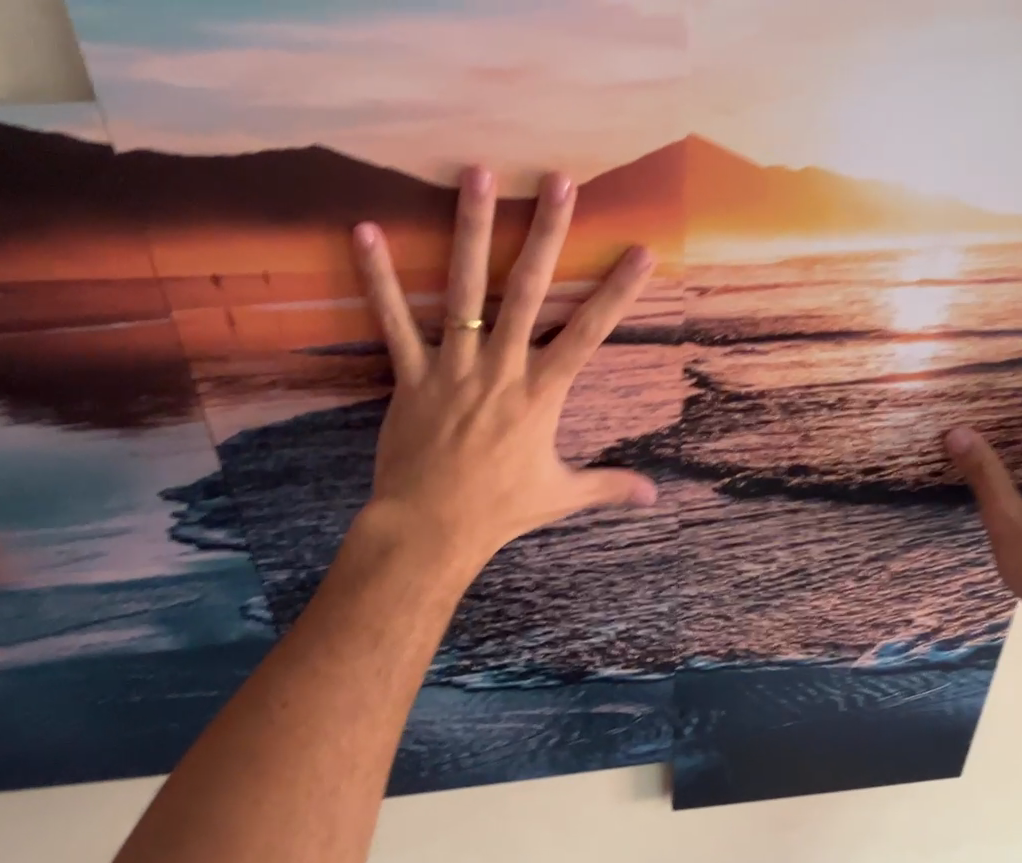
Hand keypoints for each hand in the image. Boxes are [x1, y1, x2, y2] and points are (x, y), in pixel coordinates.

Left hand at [350, 166, 657, 569]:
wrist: (433, 529)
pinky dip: (379, 279)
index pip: (589, 334)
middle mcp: (501, 370)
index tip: (641, 251)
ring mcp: (455, 368)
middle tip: (559, 181)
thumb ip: (609, 487)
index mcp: (541, 395)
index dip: (618, 292)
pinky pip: (394, 321)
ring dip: (472, 229)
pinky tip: (366, 232)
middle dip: (547, 233)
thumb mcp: (561, 495)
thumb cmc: (500, 511)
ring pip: (466, 289)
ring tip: (477, 174)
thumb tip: (655, 496)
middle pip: (529, 292)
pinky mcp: (412, 376)